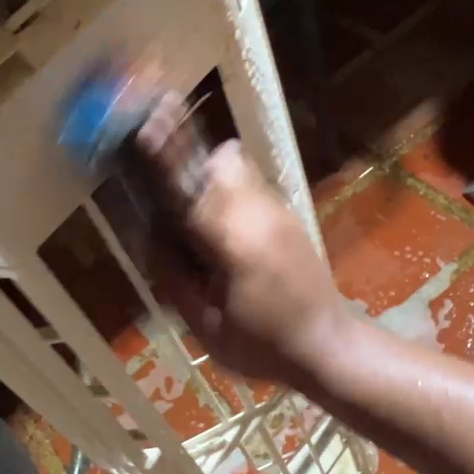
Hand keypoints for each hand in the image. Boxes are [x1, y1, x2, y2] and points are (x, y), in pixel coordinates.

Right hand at [147, 140, 351, 385]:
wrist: (327, 347)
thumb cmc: (262, 347)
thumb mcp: (205, 326)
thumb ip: (173, 277)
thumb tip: (150, 237)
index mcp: (235, 244)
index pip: (192, 189)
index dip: (167, 156)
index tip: (146, 125)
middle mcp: (260, 215)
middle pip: (221, 161)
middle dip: (191, 162)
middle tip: (171, 190)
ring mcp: (281, 212)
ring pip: (240, 167)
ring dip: (212, 175)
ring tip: (197, 212)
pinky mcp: (291, 217)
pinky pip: (254, 184)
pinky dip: (231, 189)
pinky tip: (224, 227)